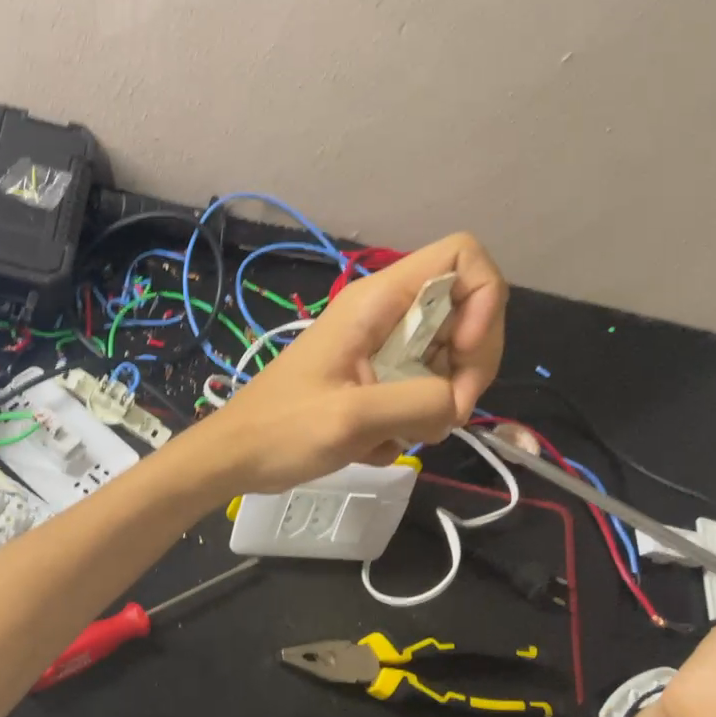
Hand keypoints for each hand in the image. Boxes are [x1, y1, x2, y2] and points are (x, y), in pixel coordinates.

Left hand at [199, 232, 506, 493]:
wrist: (232, 459)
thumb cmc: (280, 431)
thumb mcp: (352, 417)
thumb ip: (421, 402)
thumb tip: (454, 405)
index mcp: (374, 303)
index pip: (463, 258)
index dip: (483, 303)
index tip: (460, 357)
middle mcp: (381, 317)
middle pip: (465, 316)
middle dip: (467, 368)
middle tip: (439, 415)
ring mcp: (375, 351)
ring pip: (443, 362)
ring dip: (434, 406)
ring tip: (392, 435)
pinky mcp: (368, 384)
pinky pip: (416, 395)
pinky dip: (406, 424)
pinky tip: (369, 445)